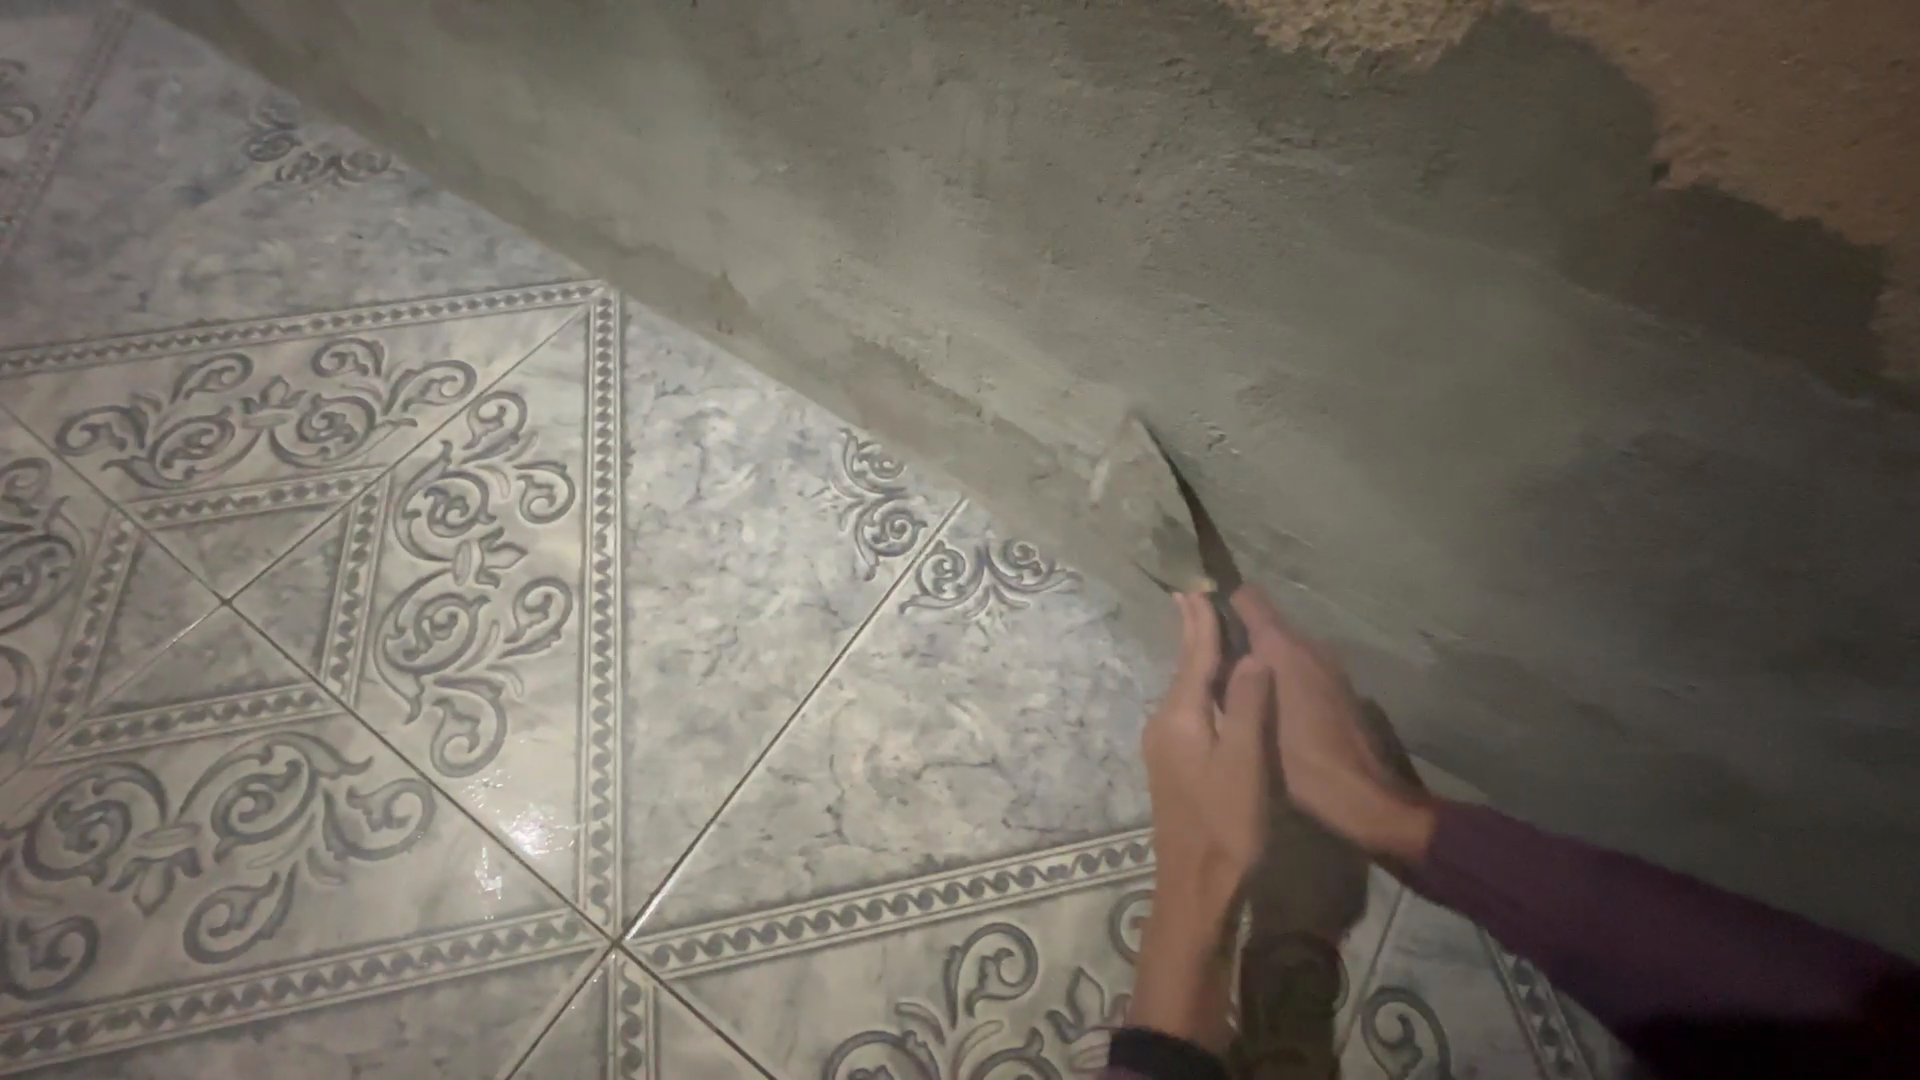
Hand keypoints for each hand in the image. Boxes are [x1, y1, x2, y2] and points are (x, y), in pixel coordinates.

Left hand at [1142, 591, 1273, 913]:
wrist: (1195, 882)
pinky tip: (1208, 687)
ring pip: (1184, 689)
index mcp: (1180, 716)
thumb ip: (1249, 706)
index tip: (1197, 588)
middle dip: (1191, 633)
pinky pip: (1186, 709)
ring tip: (1201, 629)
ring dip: (1194, 658)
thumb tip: (1251, 656)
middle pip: (1183, 669)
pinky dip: (1198, 686)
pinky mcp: (1171, 763)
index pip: (1195, 658)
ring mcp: (1163, 745)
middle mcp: (1164, 723)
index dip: (1201, 623)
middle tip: (1189, 596)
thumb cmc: (1227, 822)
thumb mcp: (1246, 763)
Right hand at [1229, 586, 1435, 861]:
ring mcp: (1328, 664)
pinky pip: (1299, 664)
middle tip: (1207, 660)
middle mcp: (1307, 645)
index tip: (1194, 614)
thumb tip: (1205, 652)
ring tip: (1231, 685)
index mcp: (1281, 647)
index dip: (1219, 600)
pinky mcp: (1339, 685)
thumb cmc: (1298, 762)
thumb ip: (1226, 681)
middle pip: (1264, 621)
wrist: (1363, 796)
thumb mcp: (1246, 721)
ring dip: (1258, 656)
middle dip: (1235, 634)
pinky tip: (1265, 703)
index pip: (1247, 597)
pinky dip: (1279, 673)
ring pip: (1282, 645)